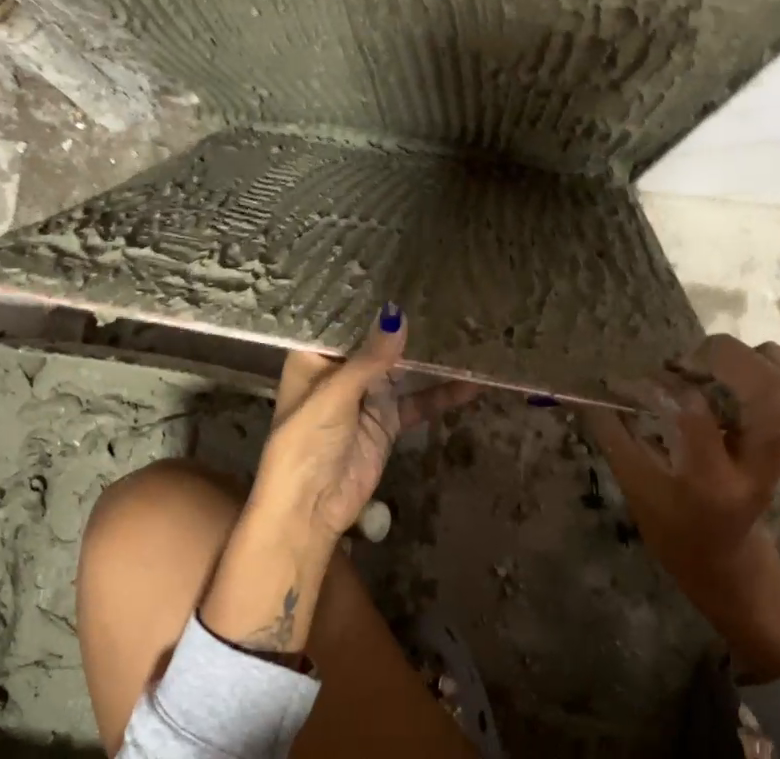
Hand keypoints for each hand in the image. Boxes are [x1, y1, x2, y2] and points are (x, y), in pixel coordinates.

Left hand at [255, 303, 482, 543]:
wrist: (310, 508)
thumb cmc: (306, 442)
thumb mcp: (335, 394)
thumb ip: (369, 358)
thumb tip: (398, 315)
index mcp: (314, 356)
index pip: (343, 319)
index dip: (369, 300)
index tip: (403, 271)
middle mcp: (341, 370)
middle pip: (378, 342)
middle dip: (407, 325)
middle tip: (446, 293)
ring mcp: (366, 396)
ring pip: (403, 369)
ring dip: (430, 357)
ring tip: (466, 331)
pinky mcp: (387, 421)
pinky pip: (418, 401)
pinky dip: (442, 393)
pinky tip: (472, 382)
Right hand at [584, 334, 779, 573]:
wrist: (724, 558)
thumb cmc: (671, 524)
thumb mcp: (633, 484)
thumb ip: (613, 433)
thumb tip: (590, 388)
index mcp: (714, 481)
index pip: (695, 414)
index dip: (658, 385)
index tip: (628, 385)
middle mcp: (761, 464)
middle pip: (771, 392)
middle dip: (724, 357)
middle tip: (686, 364)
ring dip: (760, 361)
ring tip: (720, 368)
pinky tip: (754, 375)